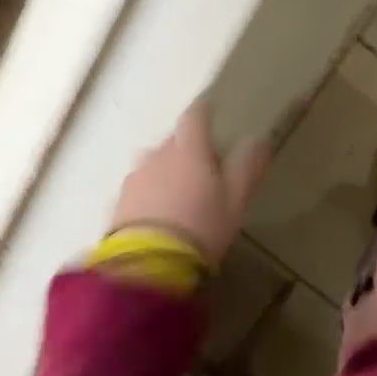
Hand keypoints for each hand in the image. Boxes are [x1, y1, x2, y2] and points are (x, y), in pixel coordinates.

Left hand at [111, 101, 270, 265]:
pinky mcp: (117, 205)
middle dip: (187, 150)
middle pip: (173, 143)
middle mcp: (156, 156)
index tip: (210, 110)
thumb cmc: (201, 228)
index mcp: (188, 150)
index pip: (195, 117)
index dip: (204, 111)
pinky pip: (138, 193)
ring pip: (152, 166)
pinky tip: (157, 218)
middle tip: (202, 169)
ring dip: (165, 174)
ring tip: (178, 197)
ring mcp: (133, 180)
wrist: (150, 265)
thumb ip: (246, 168)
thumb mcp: (235, 202)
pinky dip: (149, 198)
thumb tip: (259, 140)